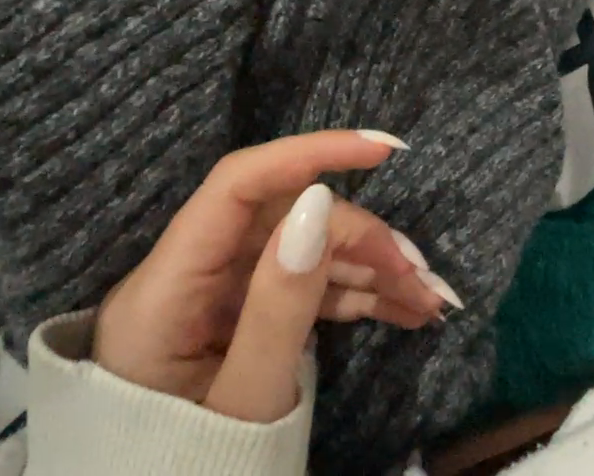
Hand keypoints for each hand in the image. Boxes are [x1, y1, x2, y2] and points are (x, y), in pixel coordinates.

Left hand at [92, 130, 453, 422]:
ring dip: (369, 268)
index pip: (237, 185)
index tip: (382, 150)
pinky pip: (303, 287)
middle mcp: (189, 276)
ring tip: (427, 299)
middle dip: (360, 238)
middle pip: (285, 220)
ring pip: (304, 251)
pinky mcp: (242, 315)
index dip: (310, 153)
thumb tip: (320, 203)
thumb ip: (280, 306)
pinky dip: (355, 295)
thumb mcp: (245, 402)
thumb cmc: (190, 469)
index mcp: (166, 289)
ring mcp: (217, 295)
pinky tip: (402, 308)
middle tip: (418, 276)